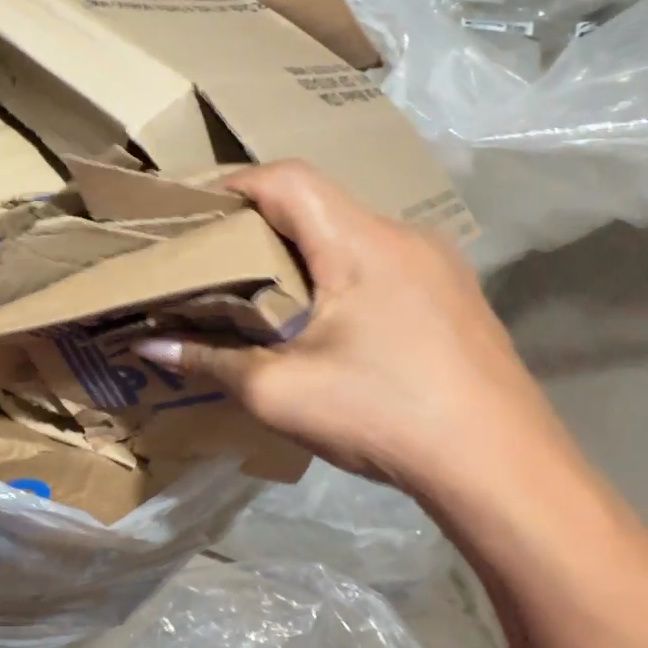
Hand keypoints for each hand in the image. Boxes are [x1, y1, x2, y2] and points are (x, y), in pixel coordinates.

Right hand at [134, 160, 570, 499]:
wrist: (501, 469)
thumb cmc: (380, 414)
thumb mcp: (273, 391)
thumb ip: (206, 358)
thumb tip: (146, 346)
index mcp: (362, 246)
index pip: (287, 179)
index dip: (229, 185)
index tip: (184, 216)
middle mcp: (403, 239)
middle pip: (312, 205)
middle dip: (248, 226)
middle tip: (198, 261)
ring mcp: (433, 266)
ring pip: (341, 235)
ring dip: (286, 254)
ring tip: (240, 292)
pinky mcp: (446, 294)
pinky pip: (369, 262)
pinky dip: (322, 275)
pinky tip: (301, 319)